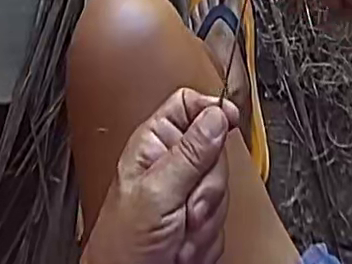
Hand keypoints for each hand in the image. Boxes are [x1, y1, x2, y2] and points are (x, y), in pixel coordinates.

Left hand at [83, 88, 238, 263]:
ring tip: (179, 233)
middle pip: (214, 150)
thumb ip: (189, 153)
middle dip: (207, 186)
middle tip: (188, 207)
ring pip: (221, 189)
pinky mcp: (197, 223)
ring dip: (205, 219)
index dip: (212, 108)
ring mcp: (185, 193)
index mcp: (155, 142)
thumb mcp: (156, 192)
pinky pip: (221, 221)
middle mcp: (172, 163)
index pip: (189, 105)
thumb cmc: (121, 245)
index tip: (230, 119)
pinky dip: (206, 240)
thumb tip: (217, 114)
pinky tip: (184, 247)